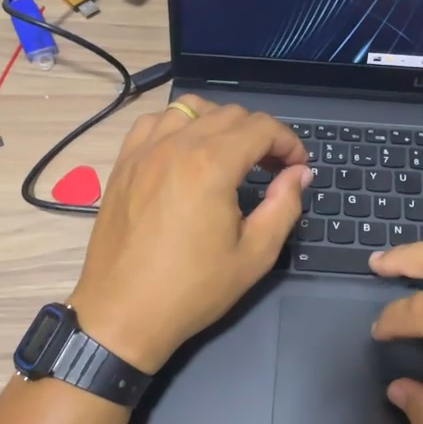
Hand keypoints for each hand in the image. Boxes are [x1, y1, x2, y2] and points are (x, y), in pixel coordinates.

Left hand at [70, 95, 309, 373]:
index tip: (297, 166)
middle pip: (230, 114)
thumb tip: (299, 173)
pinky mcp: (123, 163)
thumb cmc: (192, 290)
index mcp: (211, 165)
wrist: (122, 315)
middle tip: (272, 167)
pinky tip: (185, 151)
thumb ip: (284, 206)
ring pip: (191, 108)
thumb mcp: (254, 255)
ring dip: (219, 122)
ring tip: (230, 154)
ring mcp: (144, 151)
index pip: (261, 128)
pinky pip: (153, 121)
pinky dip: (177, 125)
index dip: (288, 142)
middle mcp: (176, 145)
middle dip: (260, 134)